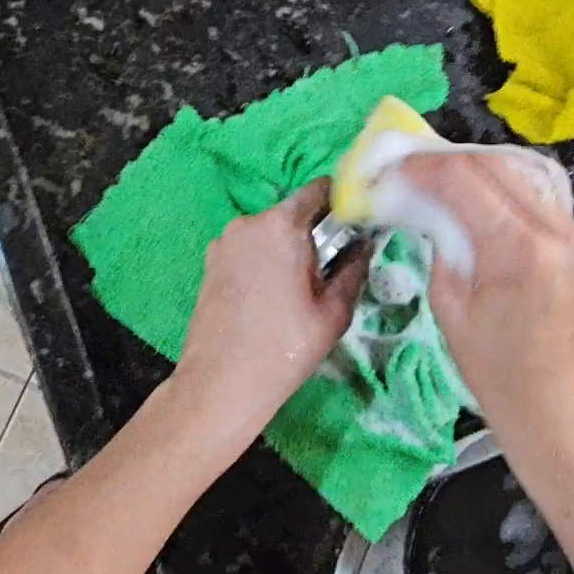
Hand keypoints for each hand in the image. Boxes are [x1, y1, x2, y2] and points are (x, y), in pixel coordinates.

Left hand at [167, 178, 369, 451]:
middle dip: (313, 234)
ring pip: (269, 233)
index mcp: (280, 225)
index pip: (319, 190)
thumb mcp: (334, 311)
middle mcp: (247, 223)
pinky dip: (263, 262)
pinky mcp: (209, 262)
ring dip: (286, 250)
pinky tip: (269, 298)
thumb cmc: (284, 347)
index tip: (354, 229)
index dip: (341, 204)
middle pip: (292, 214)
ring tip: (297, 292)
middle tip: (328, 272)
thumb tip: (363, 243)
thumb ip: (354, 268)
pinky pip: (247, 250)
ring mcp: (223, 242)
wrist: (221, 382)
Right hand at [399, 151, 573, 434]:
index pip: (464, 180)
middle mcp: (555, 231)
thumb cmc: (487, 362)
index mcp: (519, 251)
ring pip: (521, 167)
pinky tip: (477, 187)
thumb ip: (441, 242)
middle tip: (409, 169)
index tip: (392, 170)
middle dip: (445, 160)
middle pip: (494, 164)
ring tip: (439, 175)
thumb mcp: (447, 300)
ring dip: (474, 164)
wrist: (544, 396)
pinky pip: (538, 188)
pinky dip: (502, 179)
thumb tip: (426, 203)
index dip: (422, 168)